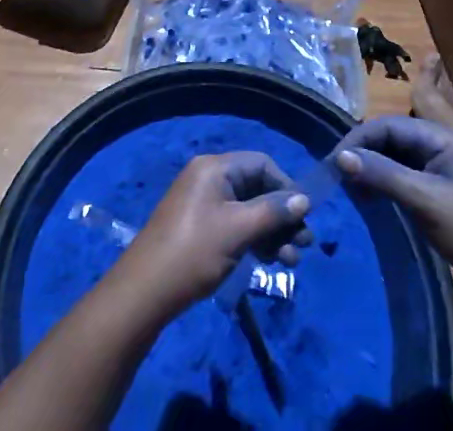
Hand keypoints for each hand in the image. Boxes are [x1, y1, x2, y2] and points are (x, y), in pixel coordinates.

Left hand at [111, 152, 312, 312]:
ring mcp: (204, 203)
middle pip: (257, 188)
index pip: (261, 164)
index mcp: (214, 168)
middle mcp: (209, 178)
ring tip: (289, 262)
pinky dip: (256, 238)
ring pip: (250, 209)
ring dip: (273, 232)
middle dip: (282, 216)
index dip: (286, 187)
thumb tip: (304, 199)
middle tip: (304, 247)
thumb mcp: (238, 229)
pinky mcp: (202, 226)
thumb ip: (273, 212)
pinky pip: (237, 223)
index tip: (304, 217)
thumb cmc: (195, 251)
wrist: (148, 288)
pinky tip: (270, 261)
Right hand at [333, 116, 452, 294]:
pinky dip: (384, 183)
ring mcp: (443, 169)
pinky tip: (372, 198)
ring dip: (371, 169)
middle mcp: (442, 146)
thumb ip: (383, 175)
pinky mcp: (442, 191)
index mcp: (444, 139)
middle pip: (390, 138)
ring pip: (395, 157)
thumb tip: (340, 157)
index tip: (333, 165)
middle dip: (362, 154)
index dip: (357, 140)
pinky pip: (404, 176)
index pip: (388, 125)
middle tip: (338, 179)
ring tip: (352, 191)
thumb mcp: (427, 202)